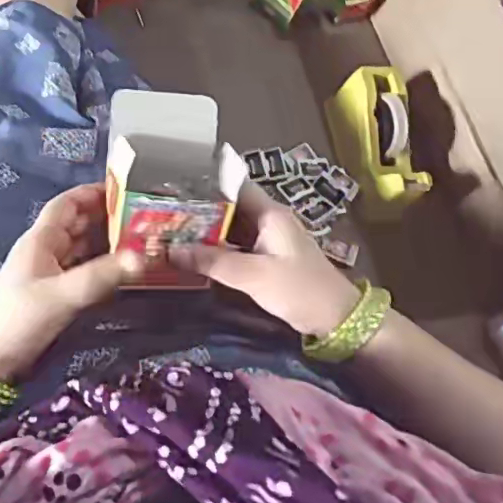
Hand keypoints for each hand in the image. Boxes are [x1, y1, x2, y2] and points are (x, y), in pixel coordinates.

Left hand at [0, 183, 141, 379]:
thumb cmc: (20, 319)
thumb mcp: (63, 295)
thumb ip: (102, 276)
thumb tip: (143, 257)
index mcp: (41, 240)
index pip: (67, 204)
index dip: (92, 193)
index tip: (123, 190)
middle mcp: (46, 251)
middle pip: (79, 224)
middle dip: (108, 218)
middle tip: (144, 218)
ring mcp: (50, 273)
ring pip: (83, 249)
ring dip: (108, 243)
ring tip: (142, 241)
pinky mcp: (55, 294)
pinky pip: (83, 271)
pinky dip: (103, 267)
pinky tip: (123, 271)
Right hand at [170, 183, 360, 336]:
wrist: (337, 318)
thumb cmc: (298, 289)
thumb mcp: (253, 275)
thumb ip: (213, 262)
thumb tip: (172, 251)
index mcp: (270, 213)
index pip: (234, 186)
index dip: (206, 184)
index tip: (176, 187)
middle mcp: (269, 220)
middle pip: (230, 207)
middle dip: (200, 210)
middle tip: (166, 214)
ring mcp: (269, 240)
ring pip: (232, 228)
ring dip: (207, 231)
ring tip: (172, 231)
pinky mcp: (268, 258)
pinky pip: (237, 246)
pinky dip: (218, 248)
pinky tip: (195, 254)